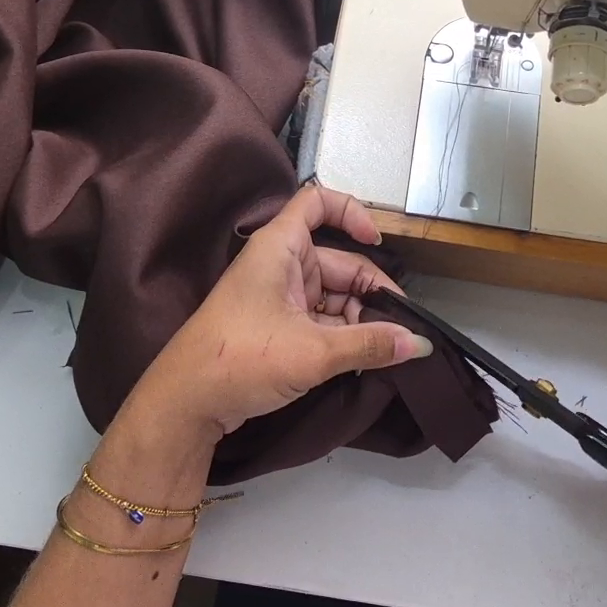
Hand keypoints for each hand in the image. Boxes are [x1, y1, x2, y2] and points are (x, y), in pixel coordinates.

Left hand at [125, 186, 434, 444]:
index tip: (377, 242)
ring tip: (384, 349)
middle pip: (338, 261)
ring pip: (332, 294)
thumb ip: (370, 345)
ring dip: (358, 318)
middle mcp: (279, 264)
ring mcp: (277, 296)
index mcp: (279, 247)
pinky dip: (341, 334)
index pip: (317, 202)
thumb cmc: (240, 359)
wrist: (186, 404)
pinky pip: (320, 318)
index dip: (352, 212)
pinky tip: (363, 357)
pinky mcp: (276, 325)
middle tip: (400, 327)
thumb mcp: (314, 352)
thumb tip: (419, 344)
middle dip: (370, 292)